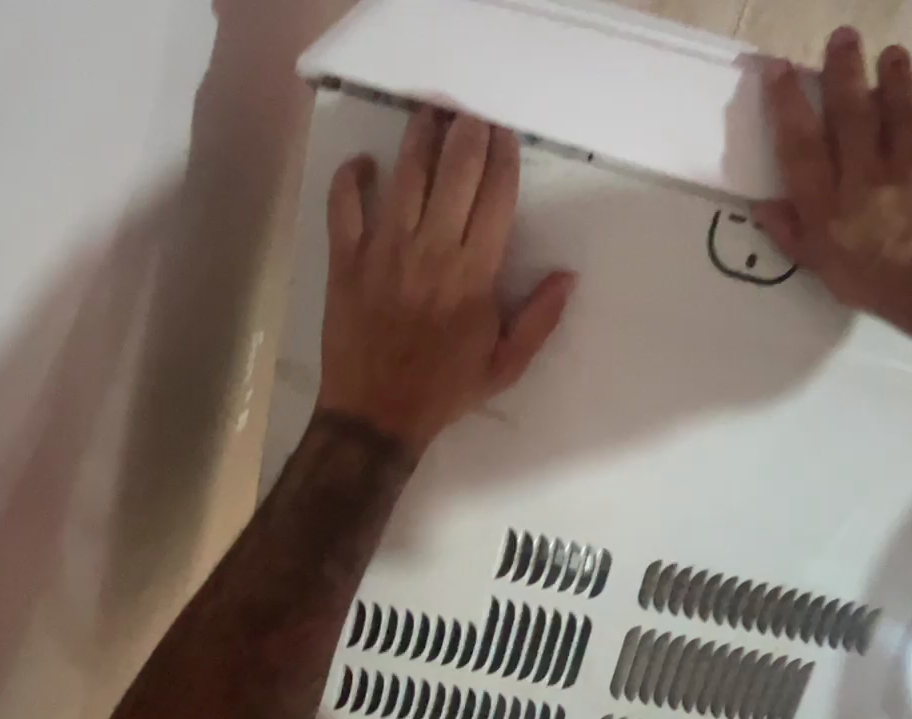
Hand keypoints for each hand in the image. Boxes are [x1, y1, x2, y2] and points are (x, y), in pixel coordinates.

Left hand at [316, 109, 576, 454]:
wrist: (377, 414)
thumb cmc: (446, 390)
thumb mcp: (506, 366)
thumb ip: (539, 320)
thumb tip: (567, 275)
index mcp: (475, 274)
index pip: (496, 197)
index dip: (502, 157)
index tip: (504, 133)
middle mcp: (432, 250)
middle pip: (454, 171)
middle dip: (466, 132)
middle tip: (469, 112)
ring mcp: (385, 251)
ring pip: (404, 175)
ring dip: (419, 136)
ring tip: (429, 112)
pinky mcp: (346, 260)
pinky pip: (344, 205)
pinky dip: (351, 178)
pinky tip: (364, 163)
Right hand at [754, 28, 911, 353]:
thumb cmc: (895, 295)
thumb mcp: (832, 276)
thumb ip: (797, 237)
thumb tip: (762, 206)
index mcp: (830, 210)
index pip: (800, 146)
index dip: (786, 104)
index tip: (779, 71)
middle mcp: (869, 176)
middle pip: (849, 110)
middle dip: (842, 70)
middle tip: (842, 37)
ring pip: (899, 103)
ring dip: (892, 74)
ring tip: (890, 54)